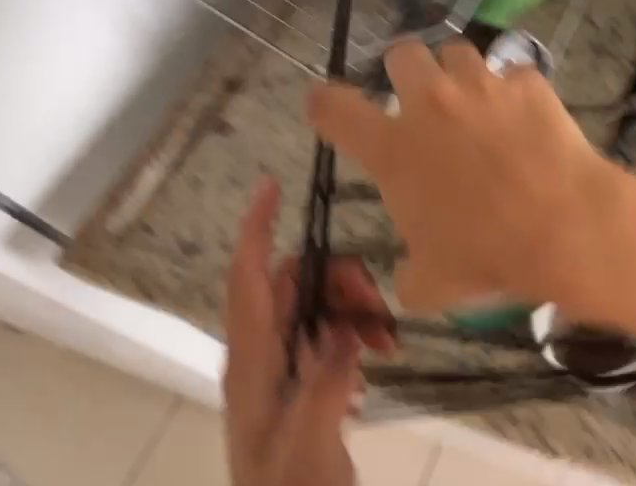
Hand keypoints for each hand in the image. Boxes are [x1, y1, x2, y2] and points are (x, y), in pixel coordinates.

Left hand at [223, 179, 393, 485]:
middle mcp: (261, 355)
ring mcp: (282, 366)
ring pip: (318, 302)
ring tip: (390, 339)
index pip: (246, 282)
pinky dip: (360, 329)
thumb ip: (324, 387)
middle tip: (379, 307)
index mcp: (251, 364)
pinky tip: (381, 353)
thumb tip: (345, 329)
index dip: (254, 231)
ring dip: (356, 305)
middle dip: (339, 277)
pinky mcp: (304, 378)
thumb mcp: (307, 448)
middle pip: (294, 283)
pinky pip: (332, 330)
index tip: (270, 187)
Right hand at [307, 38, 631, 315]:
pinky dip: (514, 91)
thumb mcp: (430, 282)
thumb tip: (410, 276)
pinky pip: (513, 74)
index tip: (325, 103)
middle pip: (402, 54)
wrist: (563, 224)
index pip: (336, 110)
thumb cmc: (487, 255)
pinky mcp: (528, 82)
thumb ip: (409, 272)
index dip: (325, 103)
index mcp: (394, 148)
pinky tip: (525, 117)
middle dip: (405, 70)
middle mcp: (432, 104)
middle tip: (419, 98)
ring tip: (474, 100)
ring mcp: (483, 85)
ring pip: (457, 52)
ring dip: (458, 73)